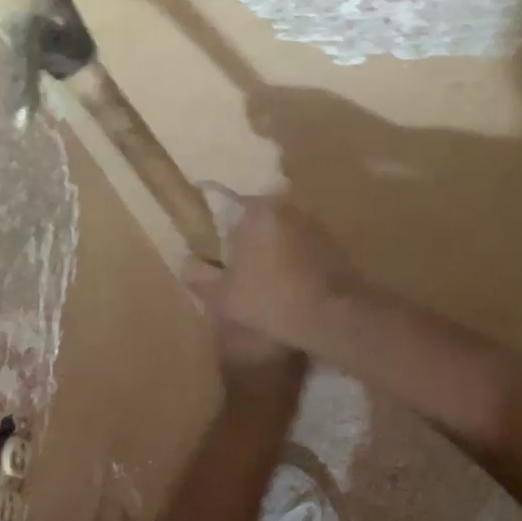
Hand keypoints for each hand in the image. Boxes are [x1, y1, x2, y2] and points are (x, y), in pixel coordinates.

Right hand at [183, 186, 357, 374]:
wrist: (335, 317)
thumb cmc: (271, 299)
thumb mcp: (223, 295)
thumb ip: (199, 276)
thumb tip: (186, 263)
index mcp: (257, 211)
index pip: (224, 203)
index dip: (213, 223)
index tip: (206, 242)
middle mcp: (287, 208)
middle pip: (255, 219)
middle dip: (244, 239)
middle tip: (232, 267)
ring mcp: (315, 225)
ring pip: (281, 234)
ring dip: (271, 251)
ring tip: (261, 282)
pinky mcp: (335, 246)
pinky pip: (302, 249)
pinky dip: (293, 262)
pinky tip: (288, 288)